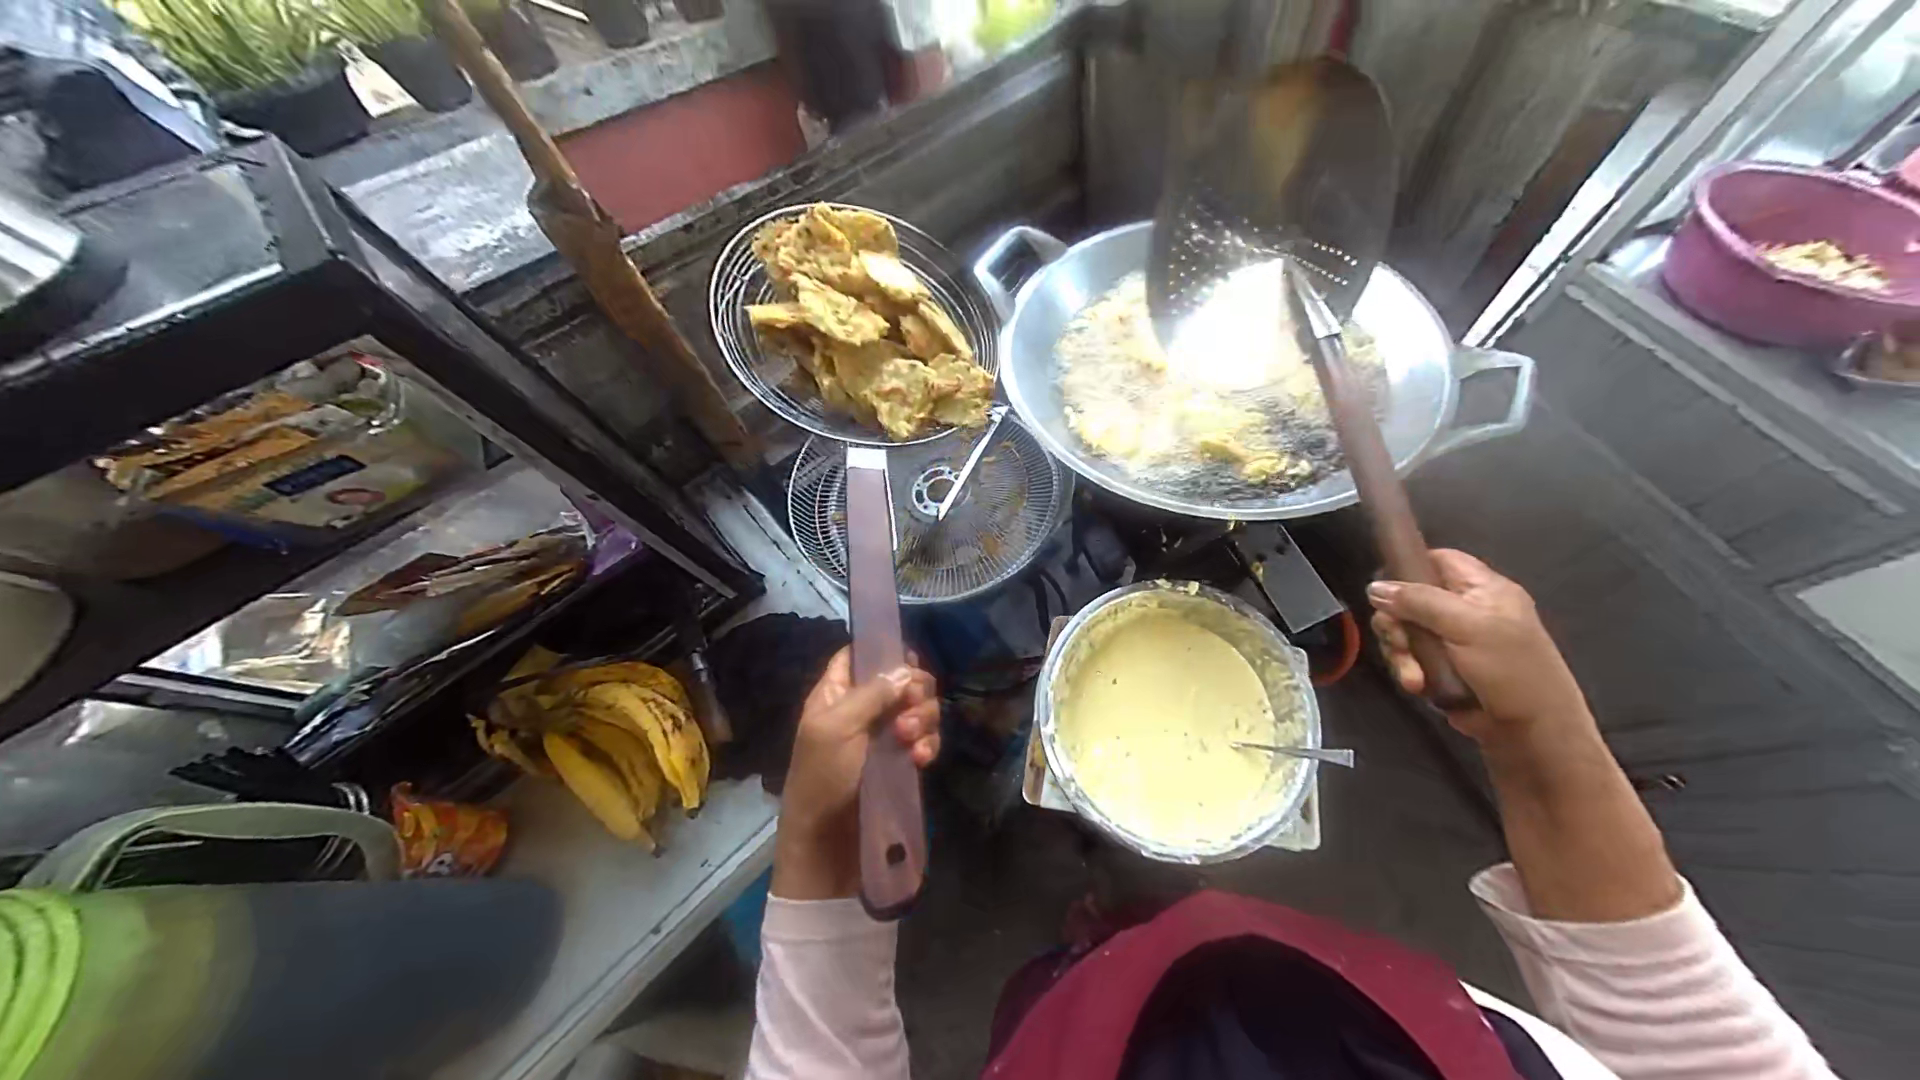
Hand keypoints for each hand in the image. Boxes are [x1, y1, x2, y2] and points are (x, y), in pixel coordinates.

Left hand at [773, 648, 939, 899]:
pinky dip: (927, 744)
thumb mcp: (837, 729)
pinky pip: (924, 739)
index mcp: (836, 694)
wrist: (826, 845)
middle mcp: (862, 709)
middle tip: (909, 710)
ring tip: (911, 741)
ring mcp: (884, 735)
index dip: (883, 651)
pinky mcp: (901, 761)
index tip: (907, 659)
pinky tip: (921, 760)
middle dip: (913, 690)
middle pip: (899, 679)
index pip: (859, 655)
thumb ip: (871, 694)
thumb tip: (906, 668)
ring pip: (917, 708)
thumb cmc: (822, 778)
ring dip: (923, 718)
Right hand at [1367, 550, 1593, 745]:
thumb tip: (1374, 587)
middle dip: (1396, 621)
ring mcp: (1451, 639)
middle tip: (1397, 640)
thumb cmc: (1510, 671)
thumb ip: (1419, 601)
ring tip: (1412, 676)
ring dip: (1399, 652)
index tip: (1386, 586)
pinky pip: (1407, 656)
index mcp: (1483, 589)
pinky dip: (1407, 669)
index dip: (1410, 565)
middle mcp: (1465, 609)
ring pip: (1402, 629)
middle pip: (1408, 597)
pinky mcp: (1439, 665)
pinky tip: (1416, 685)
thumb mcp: (1467, 627)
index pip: (1439, 559)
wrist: (1530, 734)